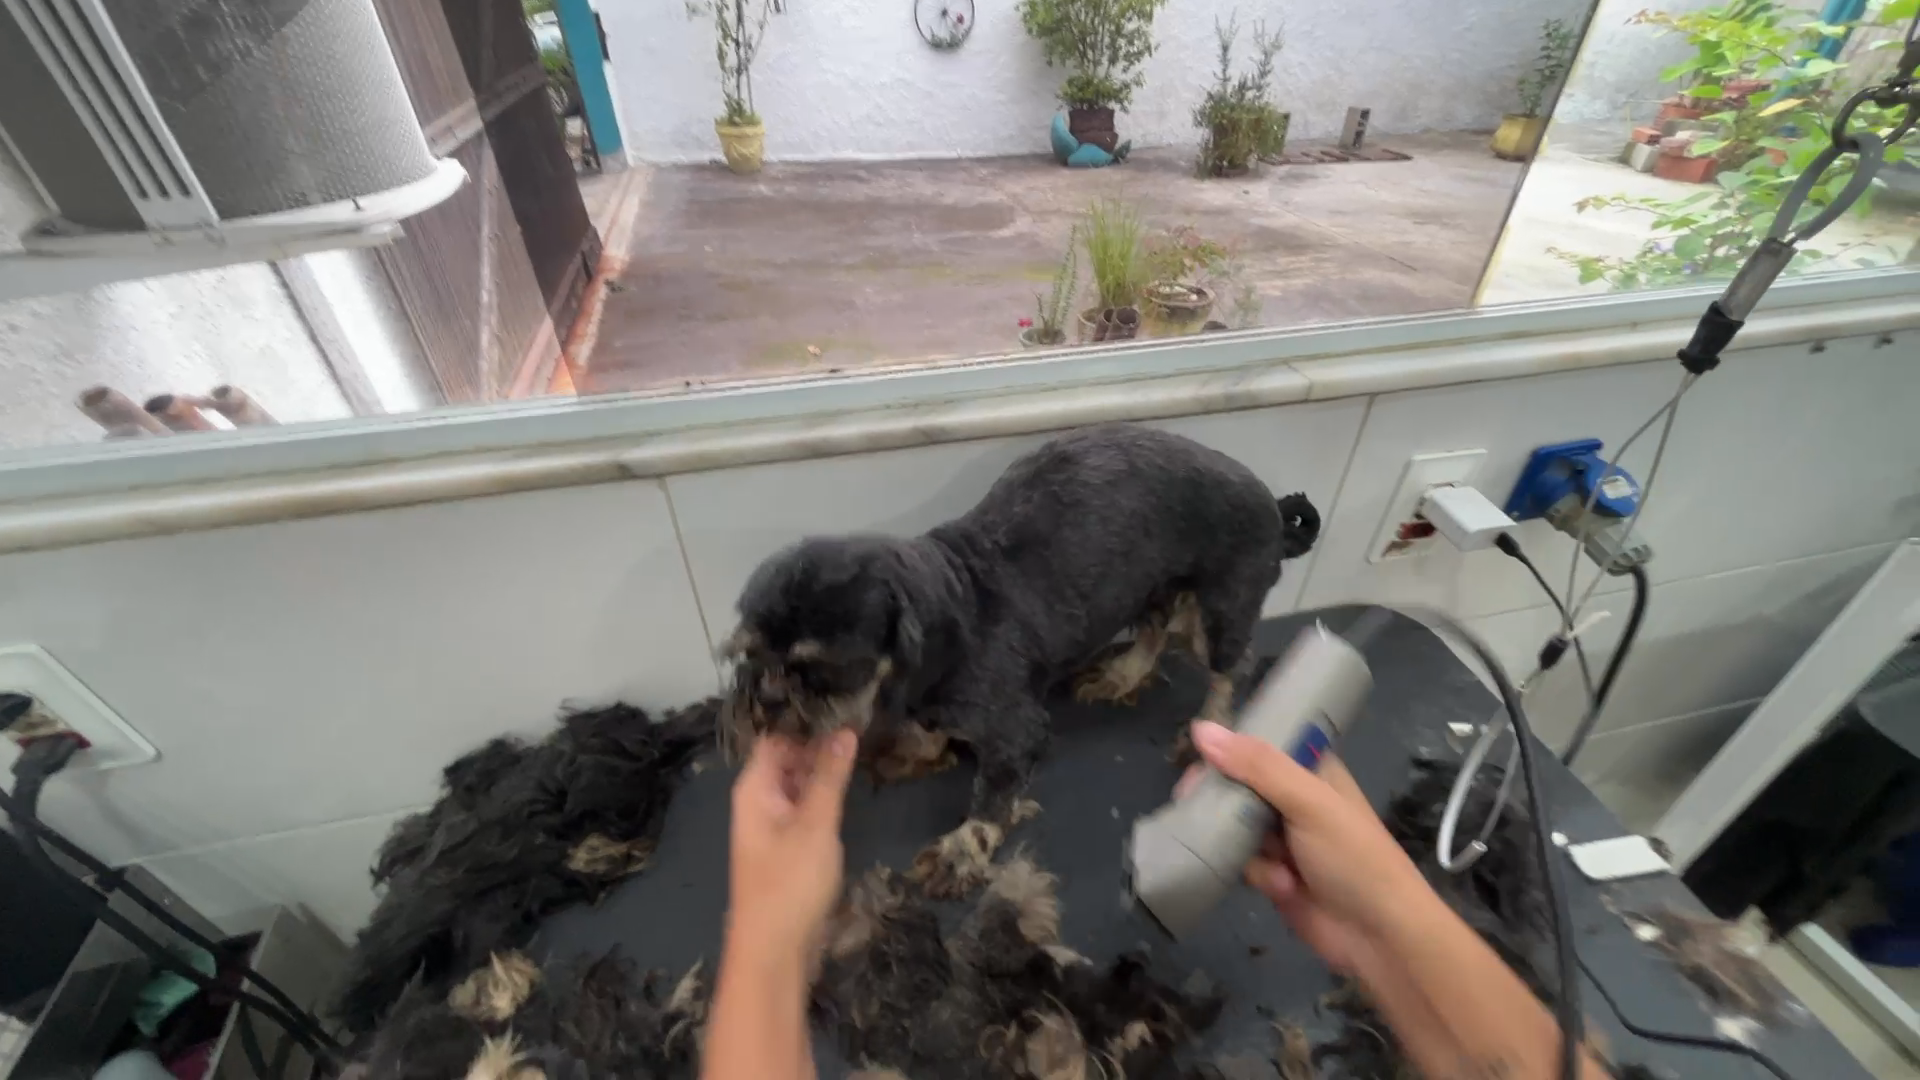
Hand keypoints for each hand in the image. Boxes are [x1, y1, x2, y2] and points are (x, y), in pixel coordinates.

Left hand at [727, 730, 858, 959]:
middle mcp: (760, 799)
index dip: (804, 719)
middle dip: (820, 741)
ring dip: (824, 768)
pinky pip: (804, 805)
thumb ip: (830, 775)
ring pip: (799, 781)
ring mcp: (772, 823)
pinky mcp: (786, 844)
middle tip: (861, 722)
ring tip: (862, 744)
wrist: (772, 952)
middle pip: (788, 756)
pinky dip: (823, 793)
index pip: (776, 735)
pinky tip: (849, 785)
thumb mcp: (816, 824)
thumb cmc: (789, 882)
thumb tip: (845, 729)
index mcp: (756, 787)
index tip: (840, 703)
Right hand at [1185, 720, 1431, 973]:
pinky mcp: (1270, 870)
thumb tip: (1200, 729)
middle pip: (1236, 783)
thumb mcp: (1308, 802)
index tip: (1200, 758)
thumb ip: (1256, 765)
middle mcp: (1292, 797)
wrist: (1381, 939)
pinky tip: (1281, 886)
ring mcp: (1281, 835)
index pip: (1258, 742)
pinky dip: (1255, 872)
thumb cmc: (1354, 858)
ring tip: (1269, 860)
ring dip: (1241, 842)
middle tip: (1197, 805)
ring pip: (1231, 821)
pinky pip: (1239, 858)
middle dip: (1221, 799)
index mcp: (1309, 769)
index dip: (1227, 746)